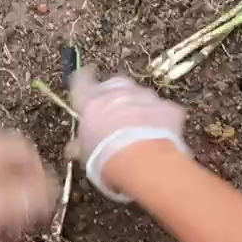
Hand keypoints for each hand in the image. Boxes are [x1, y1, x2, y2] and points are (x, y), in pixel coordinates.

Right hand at [68, 67, 188, 201]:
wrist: (142, 162)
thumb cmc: (105, 157)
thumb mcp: (85, 154)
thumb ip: (81, 144)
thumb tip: (73, 148)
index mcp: (90, 101)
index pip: (81, 80)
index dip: (83, 79)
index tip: (84, 80)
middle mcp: (116, 91)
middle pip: (114, 84)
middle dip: (114, 95)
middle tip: (114, 114)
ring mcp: (144, 96)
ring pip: (140, 95)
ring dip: (138, 106)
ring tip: (140, 128)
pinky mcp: (168, 106)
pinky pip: (162, 108)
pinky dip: (161, 117)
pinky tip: (160, 134)